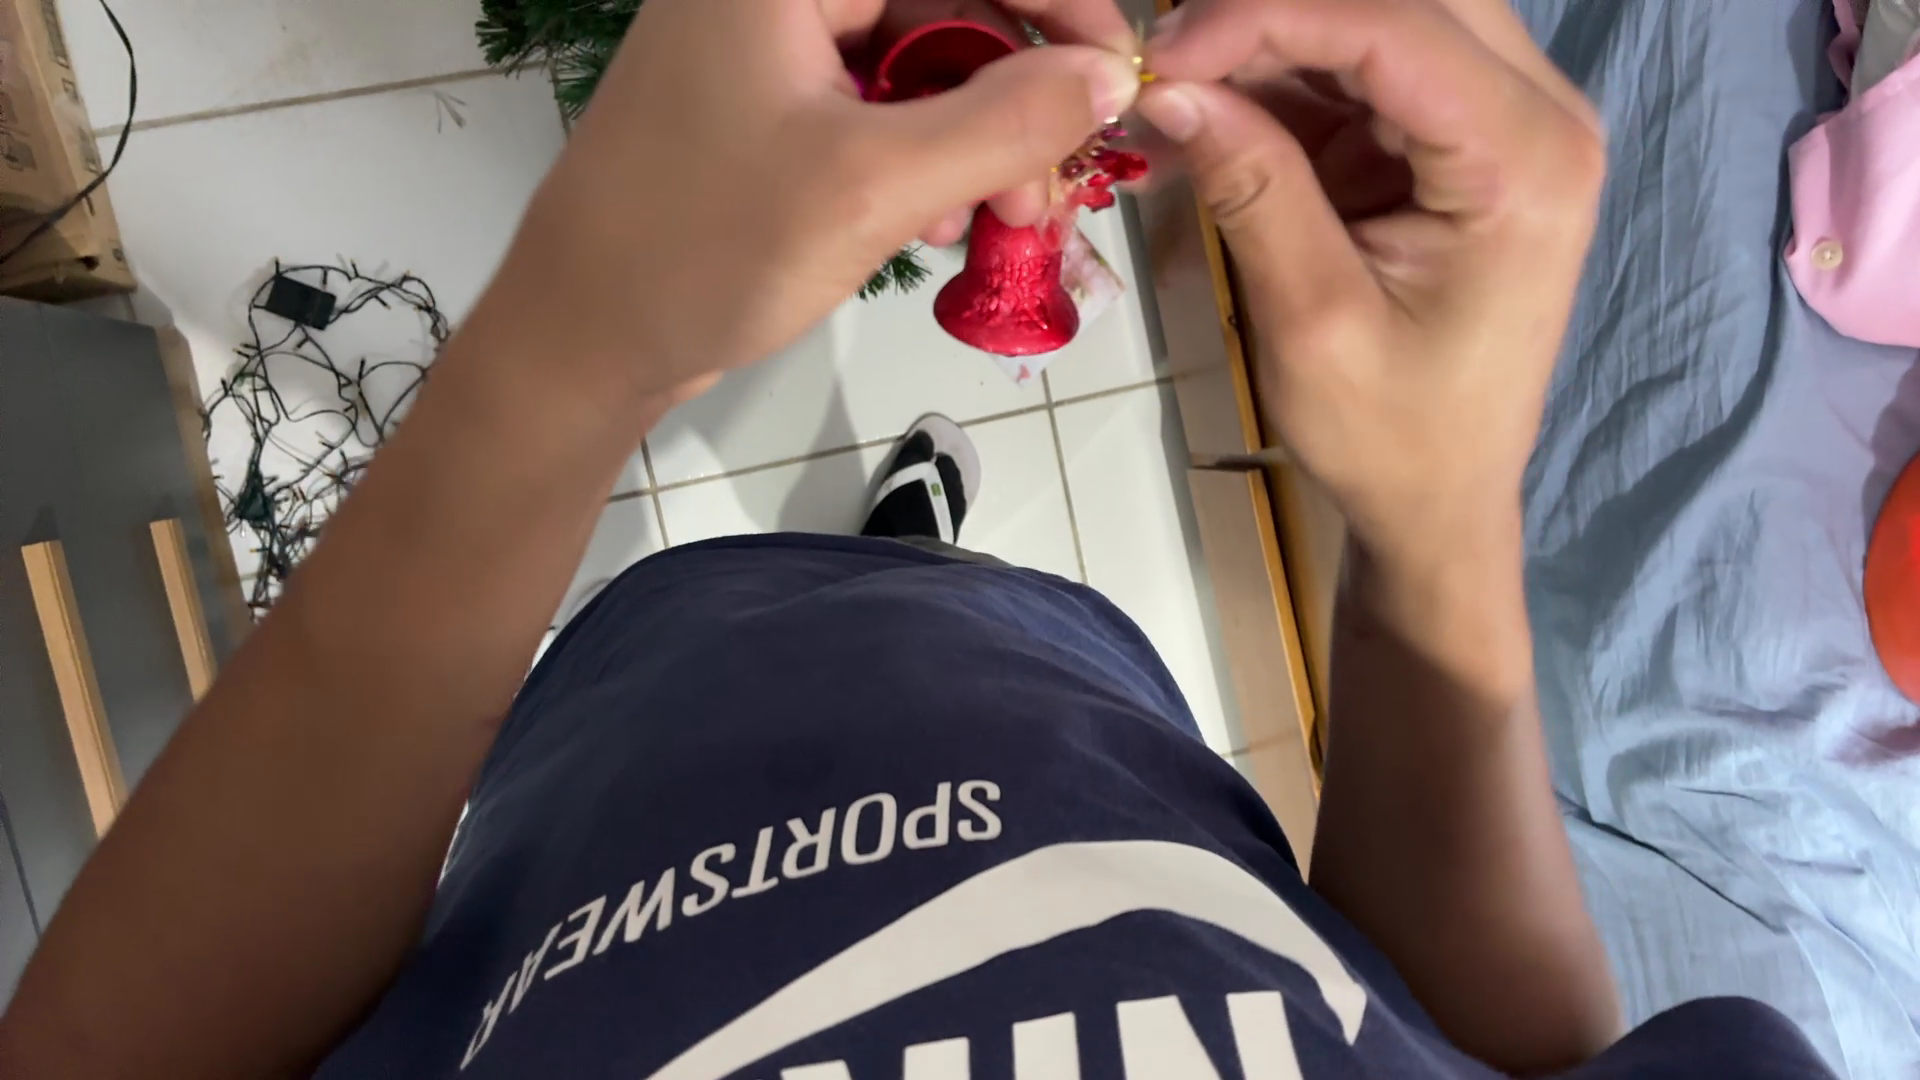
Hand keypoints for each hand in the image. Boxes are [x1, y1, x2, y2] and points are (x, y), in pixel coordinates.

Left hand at [472, 0, 1139, 408]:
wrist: (593, 334)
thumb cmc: (711, 249)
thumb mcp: (868, 185)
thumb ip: (996, 124)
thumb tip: (1106, 77)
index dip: (1052, 6)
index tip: (1118, 73)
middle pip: (939, 18)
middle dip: (1009, 104)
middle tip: (1043, 194)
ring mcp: (772, 60)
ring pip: (913, 82)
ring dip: (969, 151)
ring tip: (994, 223)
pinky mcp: (772, 124)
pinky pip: (876, 127)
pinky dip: (920, 174)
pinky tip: (933, 229)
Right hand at [1137, 0, 1603, 572]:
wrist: (1435, 497)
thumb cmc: (1385, 432)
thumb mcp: (1310, 320)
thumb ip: (1252, 193)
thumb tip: (1173, 93)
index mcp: (1522, 159)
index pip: (1394, 25)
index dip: (1265, 16)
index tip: (1160, 56)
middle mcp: (1533, 116)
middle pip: (1399, 2)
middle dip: (1272, 20)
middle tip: (1165, 68)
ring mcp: (1494, 132)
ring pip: (1378, 34)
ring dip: (1271, 57)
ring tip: (1177, 102)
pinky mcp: (1448, 159)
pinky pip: (1362, 93)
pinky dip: (1283, 101)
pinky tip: (1217, 131)